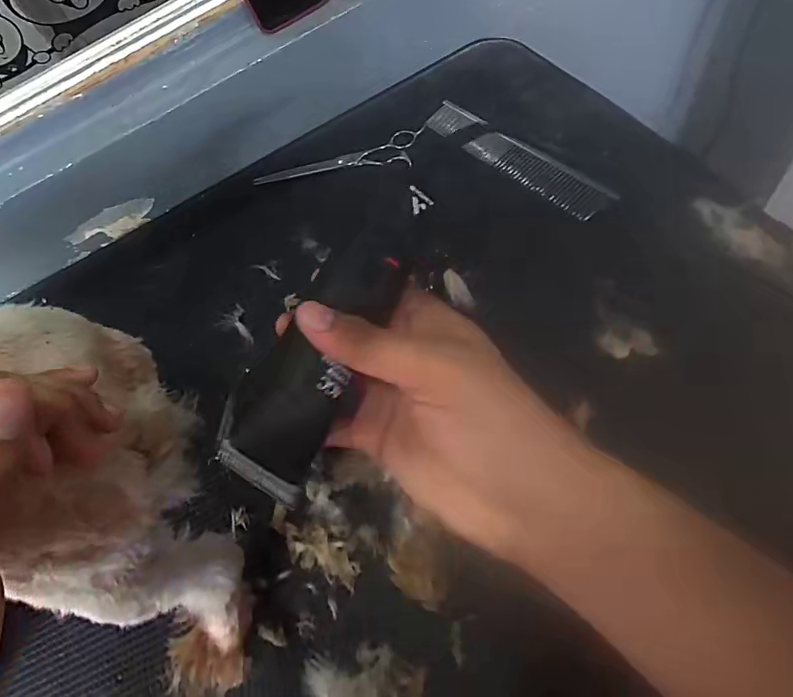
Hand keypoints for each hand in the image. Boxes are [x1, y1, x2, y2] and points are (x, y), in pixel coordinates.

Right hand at [289, 291, 595, 561]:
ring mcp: (390, 396)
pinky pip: (338, 420)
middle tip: (276, 333)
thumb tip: (305, 313)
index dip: (341, 291)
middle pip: (353, 336)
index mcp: (424, 324)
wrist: (523, 500)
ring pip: (341, 376)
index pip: (377, 295)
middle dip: (318, 333)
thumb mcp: (428, 366)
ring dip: (310, 373)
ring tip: (269, 366)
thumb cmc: (486, 414)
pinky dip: (313, 418)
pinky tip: (281, 412)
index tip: (298, 292)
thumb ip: (365, 343)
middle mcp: (403, 355)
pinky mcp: (379, 437)